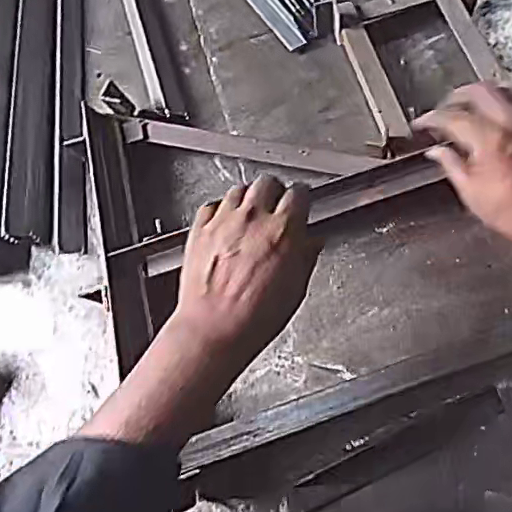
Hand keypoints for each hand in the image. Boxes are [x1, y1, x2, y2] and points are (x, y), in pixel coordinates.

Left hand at [165, 174, 319, 366]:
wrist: (214, 329)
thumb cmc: (254, 317)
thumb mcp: (295, 289)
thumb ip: (305, 257)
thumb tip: (311, 243)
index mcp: (283, 230)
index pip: (299, 193)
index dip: (302, 198)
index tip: (300, 204)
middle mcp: (253, 218)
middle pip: (267, 183)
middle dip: (274, 192)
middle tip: (275, 206)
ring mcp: (223, 221)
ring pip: (238, 190)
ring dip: (247, 199)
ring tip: (250, 216)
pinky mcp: (200, 229)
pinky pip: (211, 206)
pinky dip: (219, 211)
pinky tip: (224, 225)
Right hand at [412, 83, 511, 249]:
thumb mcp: (472, 193)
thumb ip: (451, 165)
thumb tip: (437, 152)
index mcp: (490, 137)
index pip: (451, 116)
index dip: (430, 118)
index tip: (421, 124)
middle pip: (479, 90)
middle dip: (455, 96)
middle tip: (441, 109)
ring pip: (501, 93)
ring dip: (478, 98)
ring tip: (463, 112)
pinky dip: (497, 108)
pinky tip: (489, 125)